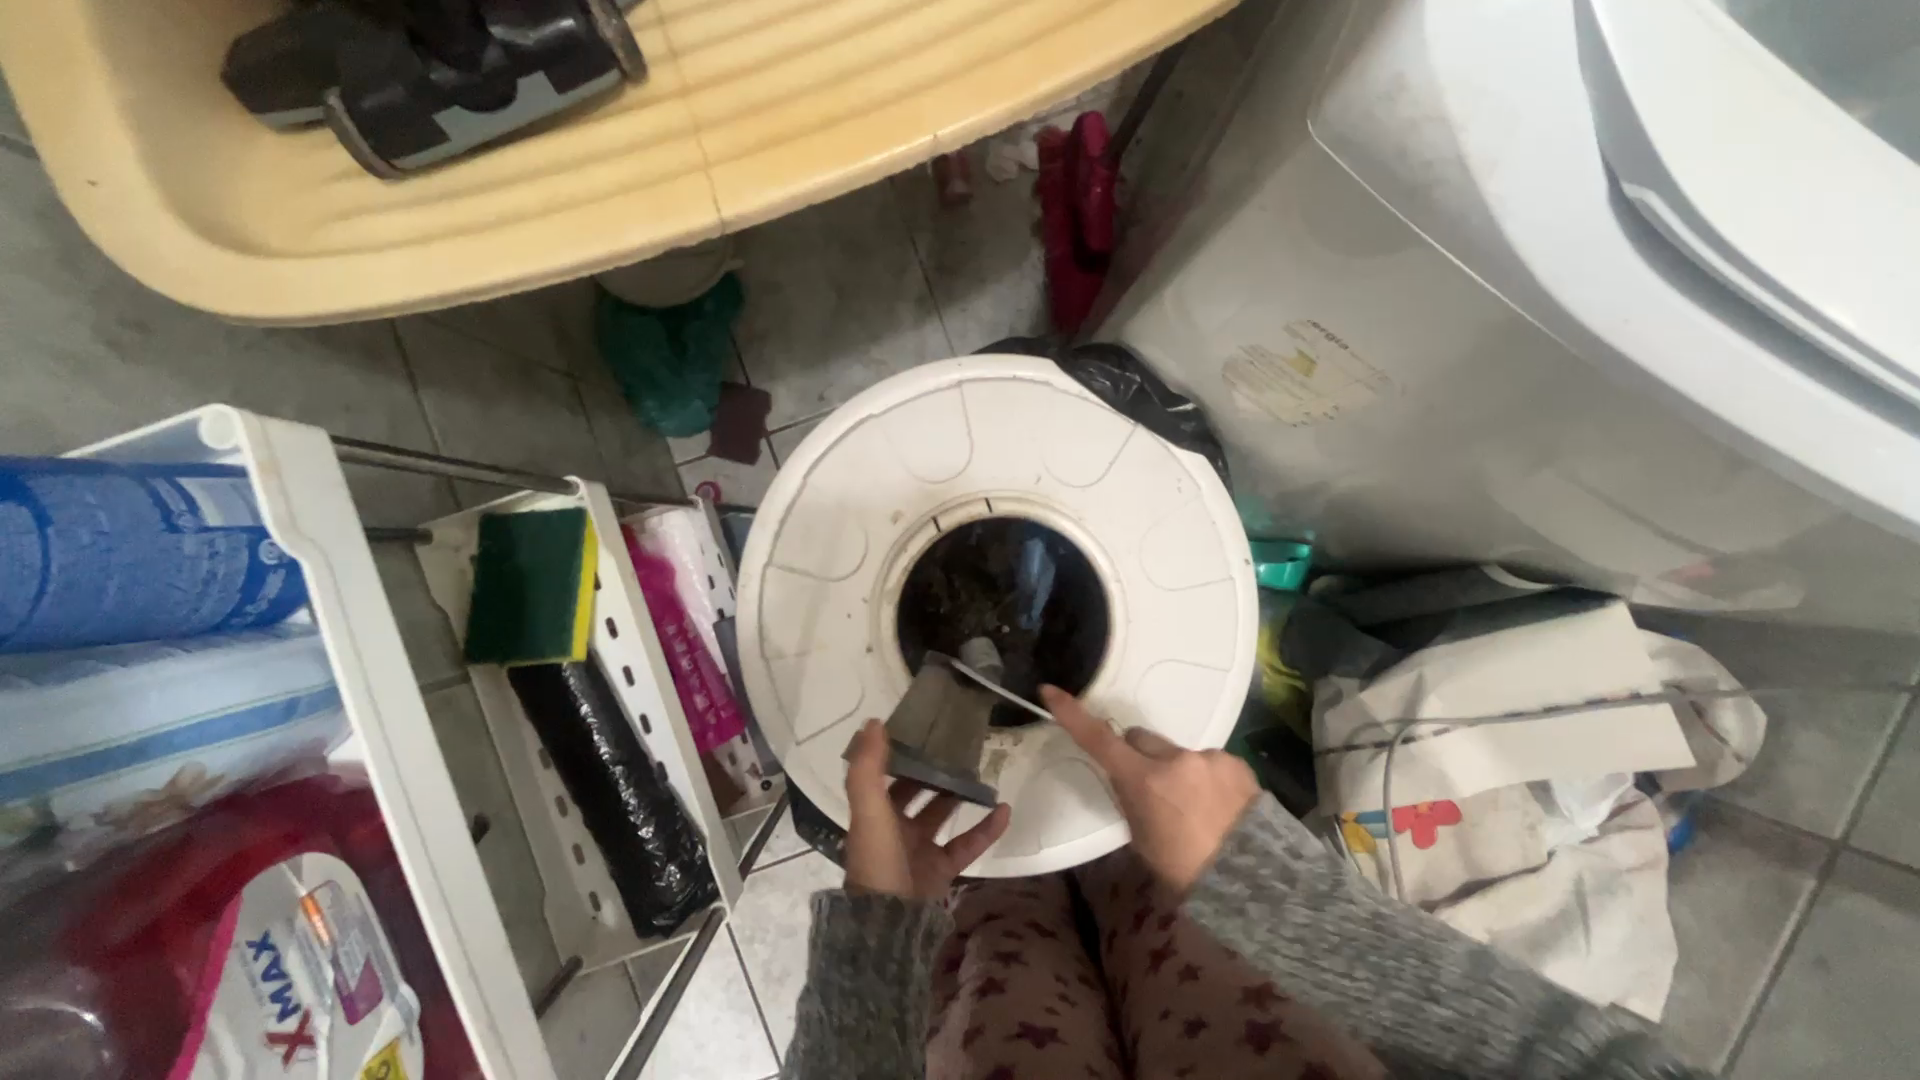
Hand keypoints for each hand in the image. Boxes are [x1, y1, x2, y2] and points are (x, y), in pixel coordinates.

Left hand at [843, 718, 1011, 900]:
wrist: (890, 923)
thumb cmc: (877, 859)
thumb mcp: (868, 809)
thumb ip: (868, 767)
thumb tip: (874, 721)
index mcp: (872, 814)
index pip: (883, 777)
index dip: (897, 754)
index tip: (920, 729)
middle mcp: (894, 830)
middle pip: (914, 794)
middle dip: (931, 772)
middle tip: (956, 747)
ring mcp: (919, 851)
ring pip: (942, 815)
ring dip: (959, 796)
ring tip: (980, 771)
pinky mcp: (942, 870)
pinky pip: (967, 844)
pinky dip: (985, 829)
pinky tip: (1004, 810)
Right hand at [1042, 685, 1259, 894]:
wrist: (1254, 879)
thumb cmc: (1187, 871)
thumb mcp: (1143, 841)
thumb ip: (1132, 800)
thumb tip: (1128, 780)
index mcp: (1145, 781)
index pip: (1099, 740)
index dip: (1072, 715)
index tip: (1051, 691)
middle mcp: (1174, 759)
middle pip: (1139, 738)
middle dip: (1138, 755)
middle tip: (1150, 789)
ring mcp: (1208, 757)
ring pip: (1176, 752)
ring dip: (1177, 770)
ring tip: (1196, 808)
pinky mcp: (1235, 761)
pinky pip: (1208, 761)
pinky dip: (1207, 778)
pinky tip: (1220, 807)